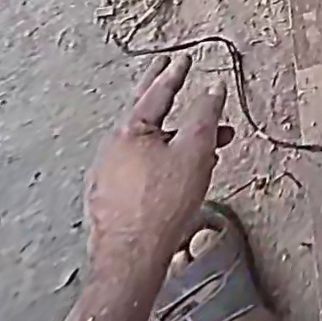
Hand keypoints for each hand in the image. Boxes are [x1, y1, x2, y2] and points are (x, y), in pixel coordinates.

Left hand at [84, 54, 231, 282]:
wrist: (131, 260)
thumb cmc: (164, 202)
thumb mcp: (196, 149)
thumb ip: (206, 114)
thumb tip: (214, 88)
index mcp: (129, 131)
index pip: (157, 93)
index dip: (175, 74)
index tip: (184, 59)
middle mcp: (112, 149)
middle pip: (143, 112)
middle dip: (161, 92)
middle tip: (165, 69)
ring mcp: (107, 175)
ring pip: (147, 142)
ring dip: (175, 134)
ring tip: (205, 139)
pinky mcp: (110, 198)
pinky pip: (140, 164)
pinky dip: (163, 156)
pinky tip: (182, 170)